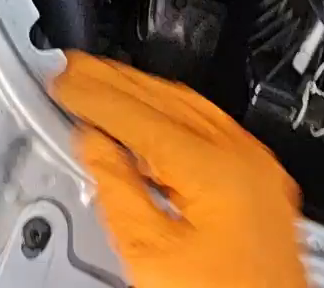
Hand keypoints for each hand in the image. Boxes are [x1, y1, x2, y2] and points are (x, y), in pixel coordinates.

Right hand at [53, 52, 305, 287]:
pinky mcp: (259, 178)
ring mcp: (255, 164)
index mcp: (215, 168)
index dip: (94, 94)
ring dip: (138, 88)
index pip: (139, 115)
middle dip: (112, 79)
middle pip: (164, 98)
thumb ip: (117, 191)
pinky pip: (206, 122)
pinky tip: (144, 113)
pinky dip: (166, 110)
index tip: (64, 79)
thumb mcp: (151, 257)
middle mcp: (243, 154)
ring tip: (100, 78)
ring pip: (187, 104)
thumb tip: (93, 143)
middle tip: (74, 67)